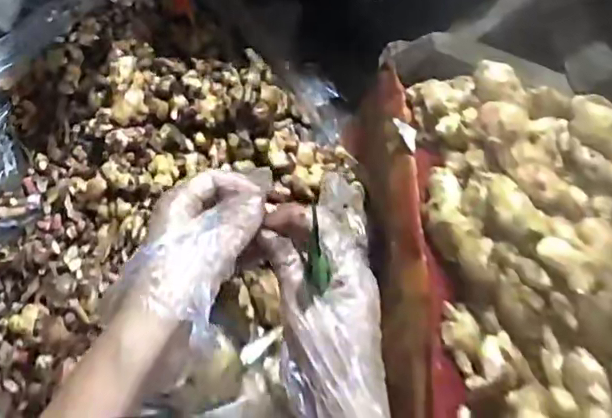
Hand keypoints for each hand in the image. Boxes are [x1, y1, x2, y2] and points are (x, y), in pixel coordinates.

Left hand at [116, 170, 268, 324]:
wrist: (156, 332)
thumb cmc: (181, 274)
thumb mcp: (213, 239)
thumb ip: (239, 215)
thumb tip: (260, 194)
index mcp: (178, 202)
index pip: (212, 179)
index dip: (240, 182)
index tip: (268, 194)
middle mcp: (183, 220)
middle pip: (221, 204)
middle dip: (250, 208)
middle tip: (281, 216)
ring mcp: (192, 249)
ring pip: (227, 230)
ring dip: (252, 231)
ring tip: (281, 235)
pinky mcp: (200, 276)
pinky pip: (228, 254)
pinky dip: (247, 252)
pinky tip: (268, 255)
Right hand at [254, 180, 390, 417]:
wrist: (343, 410)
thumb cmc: (325, 357)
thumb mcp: (299, 307)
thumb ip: (285, 263)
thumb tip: (266, 229)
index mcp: (352, 269)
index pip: (324, 223)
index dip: (294, 213)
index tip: (264, 214)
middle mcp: (353, 273)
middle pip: (322, 233)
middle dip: (290, 223)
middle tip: (259, 222)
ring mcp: (345, 289)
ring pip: (317, 250)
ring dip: (290, 240)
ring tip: (260, 236)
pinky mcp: (334, 305)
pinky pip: (314, 270)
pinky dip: (293, 260)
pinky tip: (270, 259)